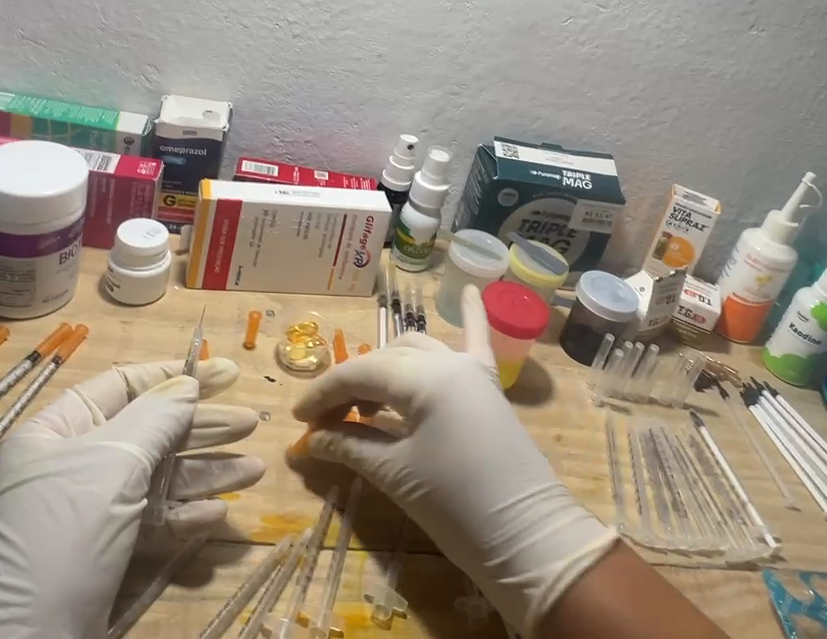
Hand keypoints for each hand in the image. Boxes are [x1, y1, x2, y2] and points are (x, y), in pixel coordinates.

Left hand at [0, 357, 265, 638]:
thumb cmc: (63, 535)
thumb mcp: (111, 463)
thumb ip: (156, 417)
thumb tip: (186, 384)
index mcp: (58, 433)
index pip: (123, 386)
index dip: (175, 377)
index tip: (226, 374)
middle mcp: (74, 467)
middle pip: (150, 432)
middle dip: (202, 427)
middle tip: (251, 422)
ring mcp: (91, 514)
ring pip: (159, 479)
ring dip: (207, 473)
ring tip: (255, 469)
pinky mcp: (106, 556)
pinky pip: (153, 522)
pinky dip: (186, 516)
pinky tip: (218, 514)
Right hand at [293, 286, 616, 636]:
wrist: (528, 538)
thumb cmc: (456, 507)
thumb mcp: (395, 475)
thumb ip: (350, 446)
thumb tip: (311, 439)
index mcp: (424, 378)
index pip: (360, 372)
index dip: (324, 394)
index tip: (298, 420)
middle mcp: (448, 362)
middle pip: (387, 360)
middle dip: (351, 385)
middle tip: (326, 423)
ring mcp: (473, 372)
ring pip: (418, 352)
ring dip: (387, 367)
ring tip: (362, 400)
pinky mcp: (491, 388)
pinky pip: (478, 342)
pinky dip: (471, 315)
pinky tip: (472, 289)